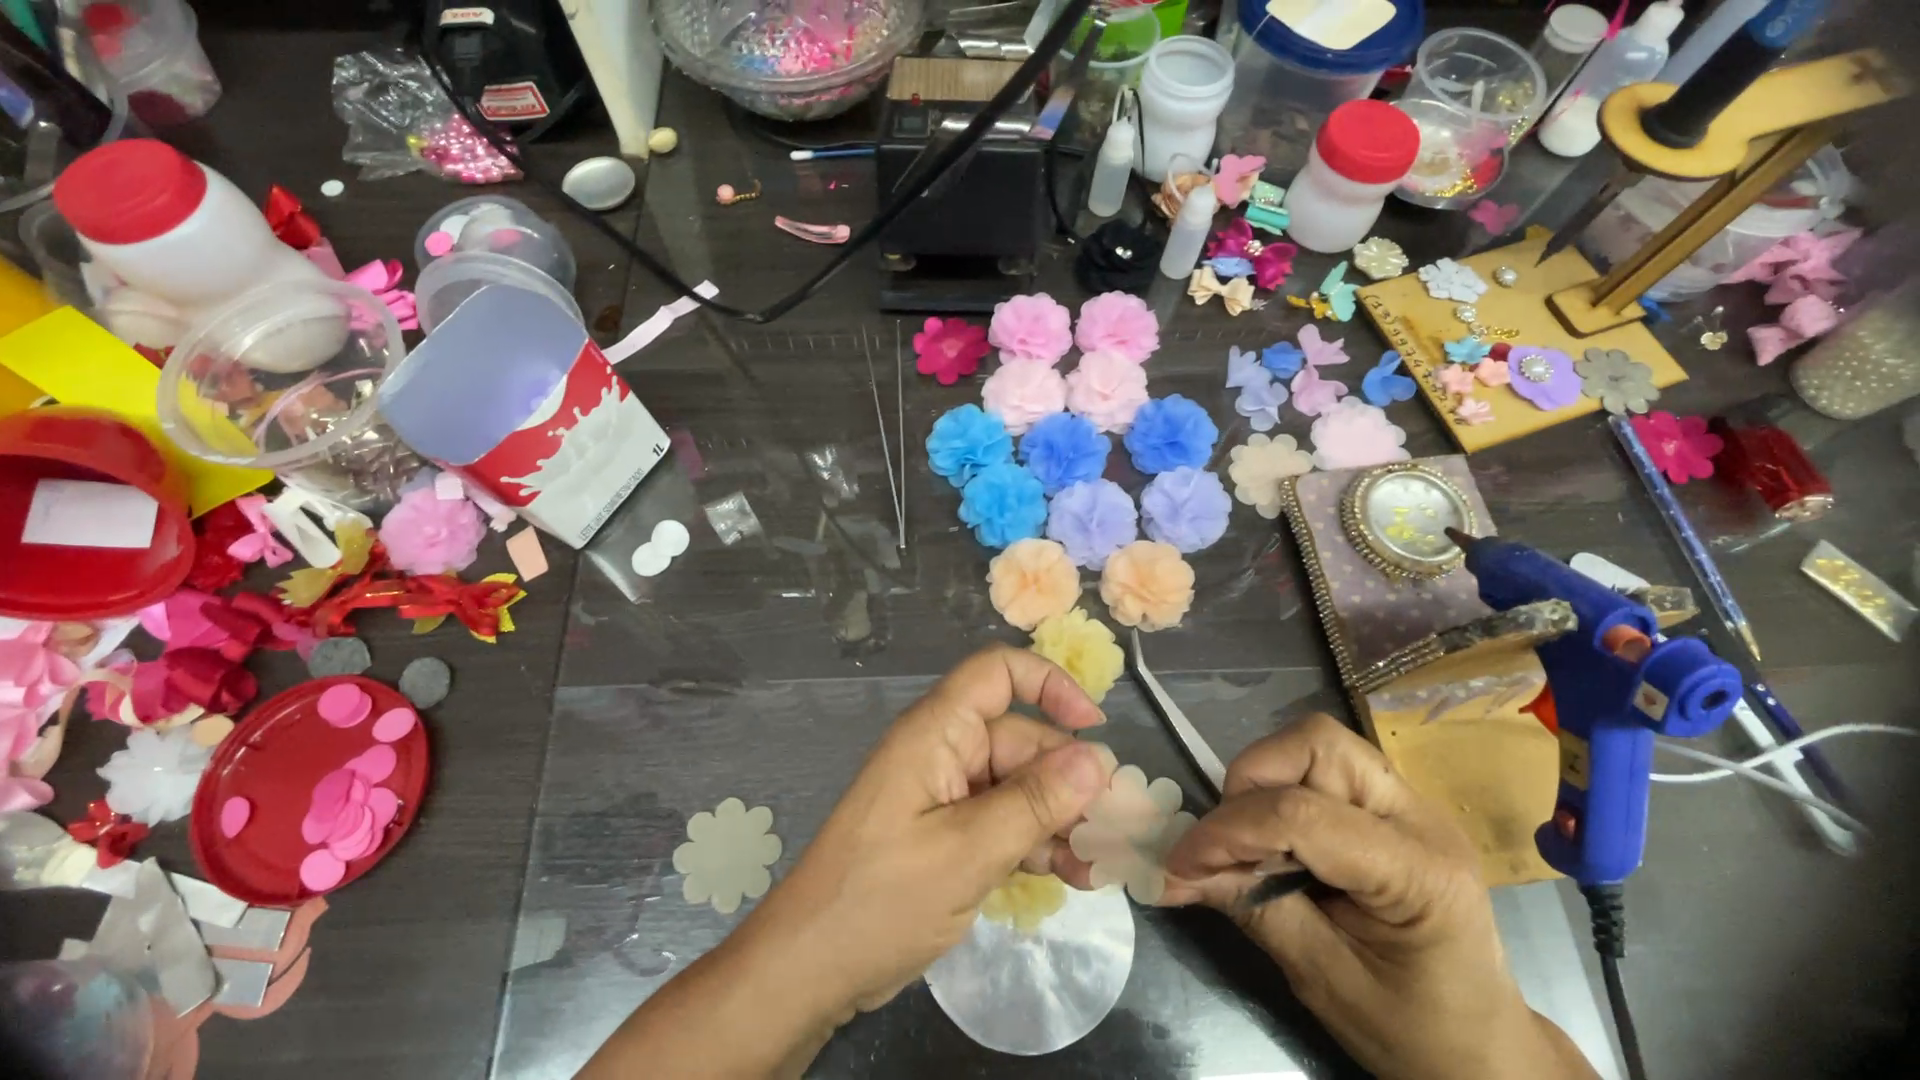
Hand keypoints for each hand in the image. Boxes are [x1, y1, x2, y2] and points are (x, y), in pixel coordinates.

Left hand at [741, 645, 1112, 1019]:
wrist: (812, 968)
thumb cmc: (882, 899)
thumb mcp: (967, 851)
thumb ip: (1035, 802)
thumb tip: (1099, 757)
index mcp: (936, 734)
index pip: (997, 673)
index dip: (1049, 685)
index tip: (1095, 727)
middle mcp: (943, 754)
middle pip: (1022, 740)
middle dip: (1071, 779)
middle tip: (1117, 827)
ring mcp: (946, 799)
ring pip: (1020, 788)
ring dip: (1062, 820)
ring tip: (1101, 865)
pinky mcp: (948, 839)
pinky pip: (1005, 824)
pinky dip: (1038, 844)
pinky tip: (1076, 878)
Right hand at [1161, 714, 1597, 1079]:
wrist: (1484, 1050)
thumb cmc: (1412, 1031)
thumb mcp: (1323, 981)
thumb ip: (1253, 909)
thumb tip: (1176, 872)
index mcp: (1418, 872)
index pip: (1302, 814)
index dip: (1227, 830)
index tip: (1179, 864)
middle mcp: (1420, 817)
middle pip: (1316, 745)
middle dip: (1250, 782)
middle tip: (1226, 843)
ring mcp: (1411, 805)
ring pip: (1317, 745)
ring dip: (1264, 782)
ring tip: (1249, 844)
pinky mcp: (1394, 808)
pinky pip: (1323, 770)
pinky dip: (1281, 792)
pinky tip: (1276, 845)